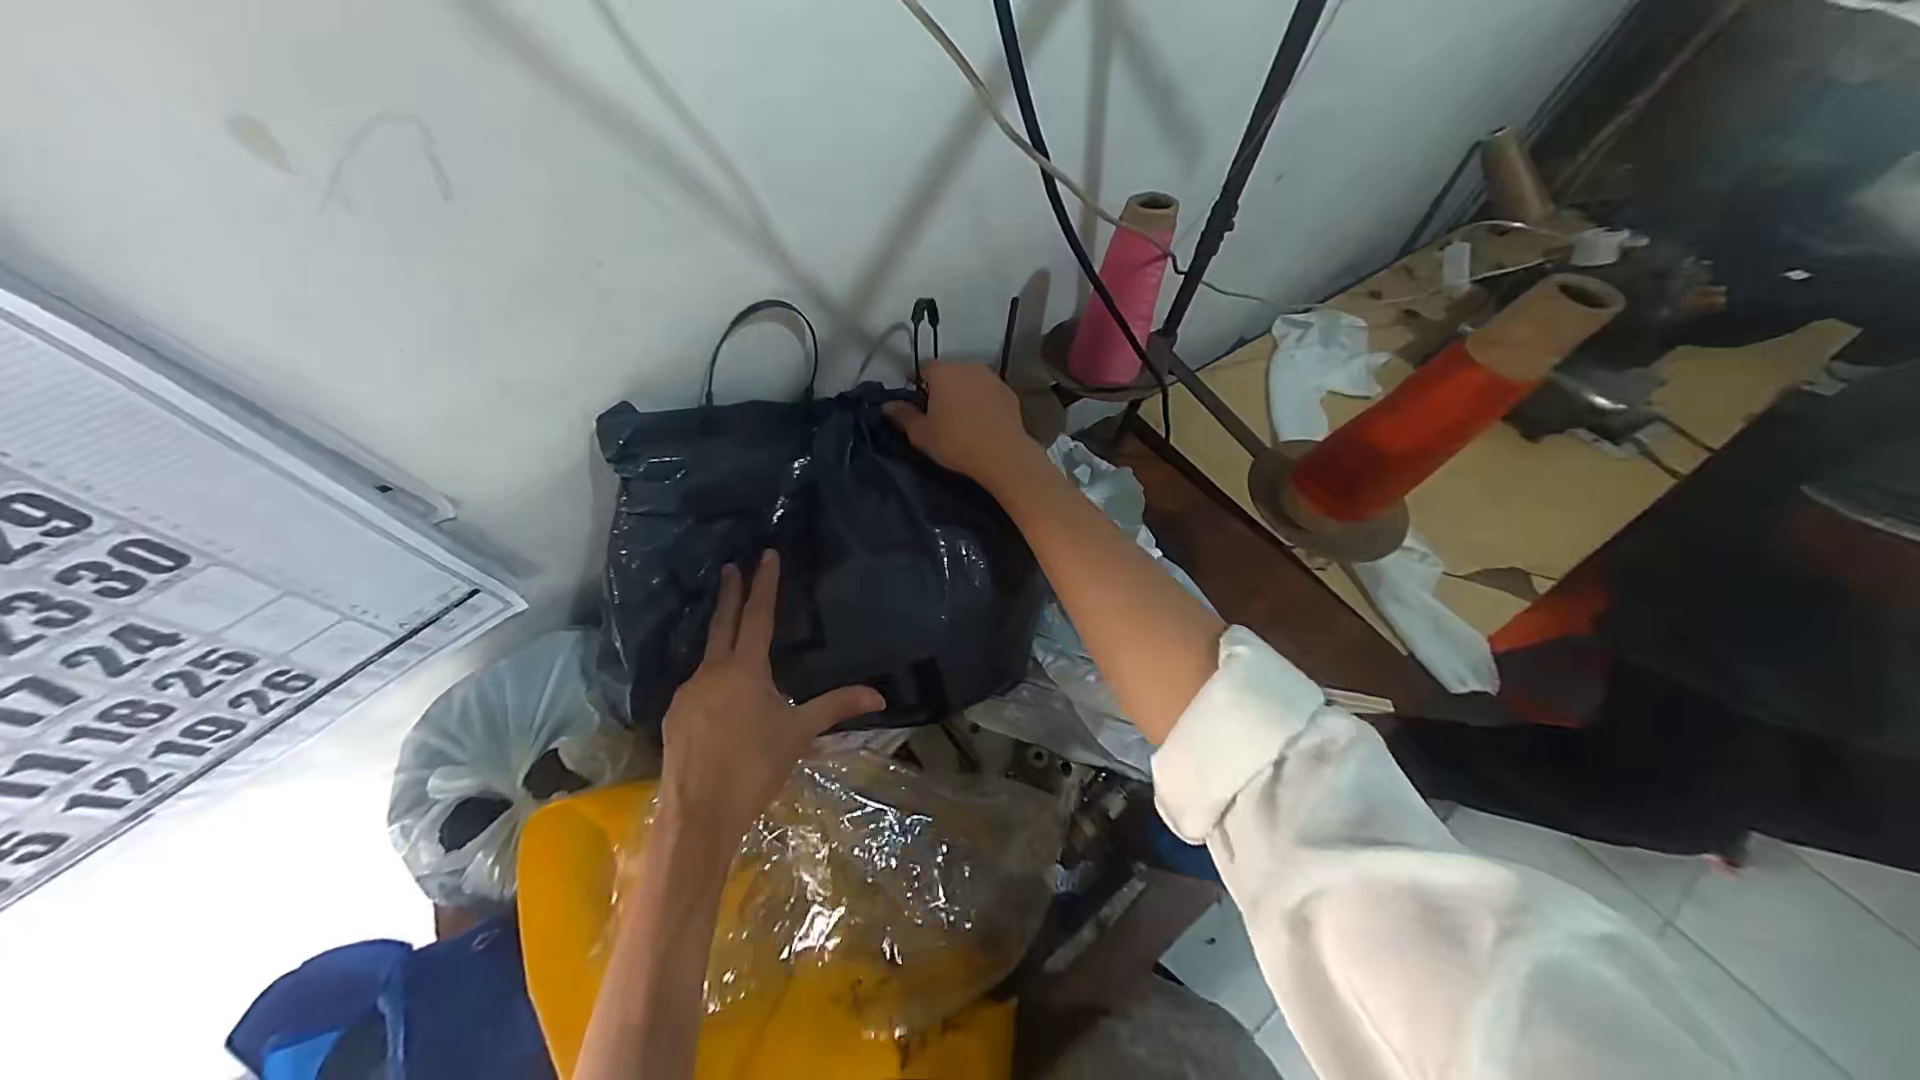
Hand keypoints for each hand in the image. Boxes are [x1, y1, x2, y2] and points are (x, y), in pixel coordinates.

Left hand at [657, 550, 884, 843]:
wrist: (698, 813)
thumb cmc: (755, 767)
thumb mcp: (799, 734)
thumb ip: (836, 707)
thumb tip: (879, 695)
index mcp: (745, 670)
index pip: (759, 616)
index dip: (765, 584)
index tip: (766, 555)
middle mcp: (712, 672)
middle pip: (723, 623)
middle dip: (730, 593)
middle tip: (730, 567)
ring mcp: (687, 693)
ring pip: (708, 658)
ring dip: (721, 642)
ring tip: (734, 640)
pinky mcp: (674, 716)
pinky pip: (697, 687)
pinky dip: (711, 679)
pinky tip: (720, 699)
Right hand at [883, 359, 1045, 490]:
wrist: (1002, 454)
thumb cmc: (956, 442)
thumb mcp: (922, 434)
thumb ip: (903, 416)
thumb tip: (888, 406)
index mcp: (943, 372)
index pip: (923, 367)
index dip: (917, 382)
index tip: (916, 400)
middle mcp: (968, 367)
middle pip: (949, 372)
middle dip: (942, 387)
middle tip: (937, 413)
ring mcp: (992, 378)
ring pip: (970, 380)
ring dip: (964, 392)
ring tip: (961, 418)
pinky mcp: (1009, 392)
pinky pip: (988, 393)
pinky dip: (983, 402)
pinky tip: (981, 422)